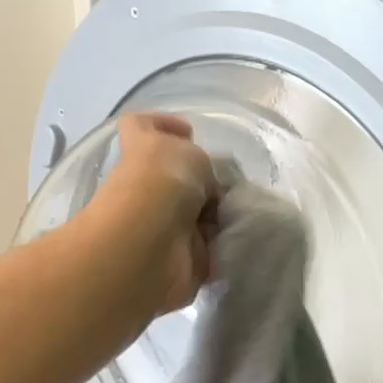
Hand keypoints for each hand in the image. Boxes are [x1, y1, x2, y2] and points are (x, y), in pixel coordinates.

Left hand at [88, 113, 218, 315]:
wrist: (153, 244)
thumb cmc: (164, 183)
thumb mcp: (192, 155)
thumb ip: (204, 167)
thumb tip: (209, 191)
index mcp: (142, 151)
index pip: (142, 127)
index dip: (163, 124)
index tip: (190, 133)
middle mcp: (148, 188)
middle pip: (179, 177)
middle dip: (207, 182)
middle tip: (232, 185)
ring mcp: (163, 225)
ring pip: (198, 215)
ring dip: (219, 216)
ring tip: (240, 213)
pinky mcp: (181, 258)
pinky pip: (209, 248)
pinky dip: (223, 245)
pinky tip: (237, 237)